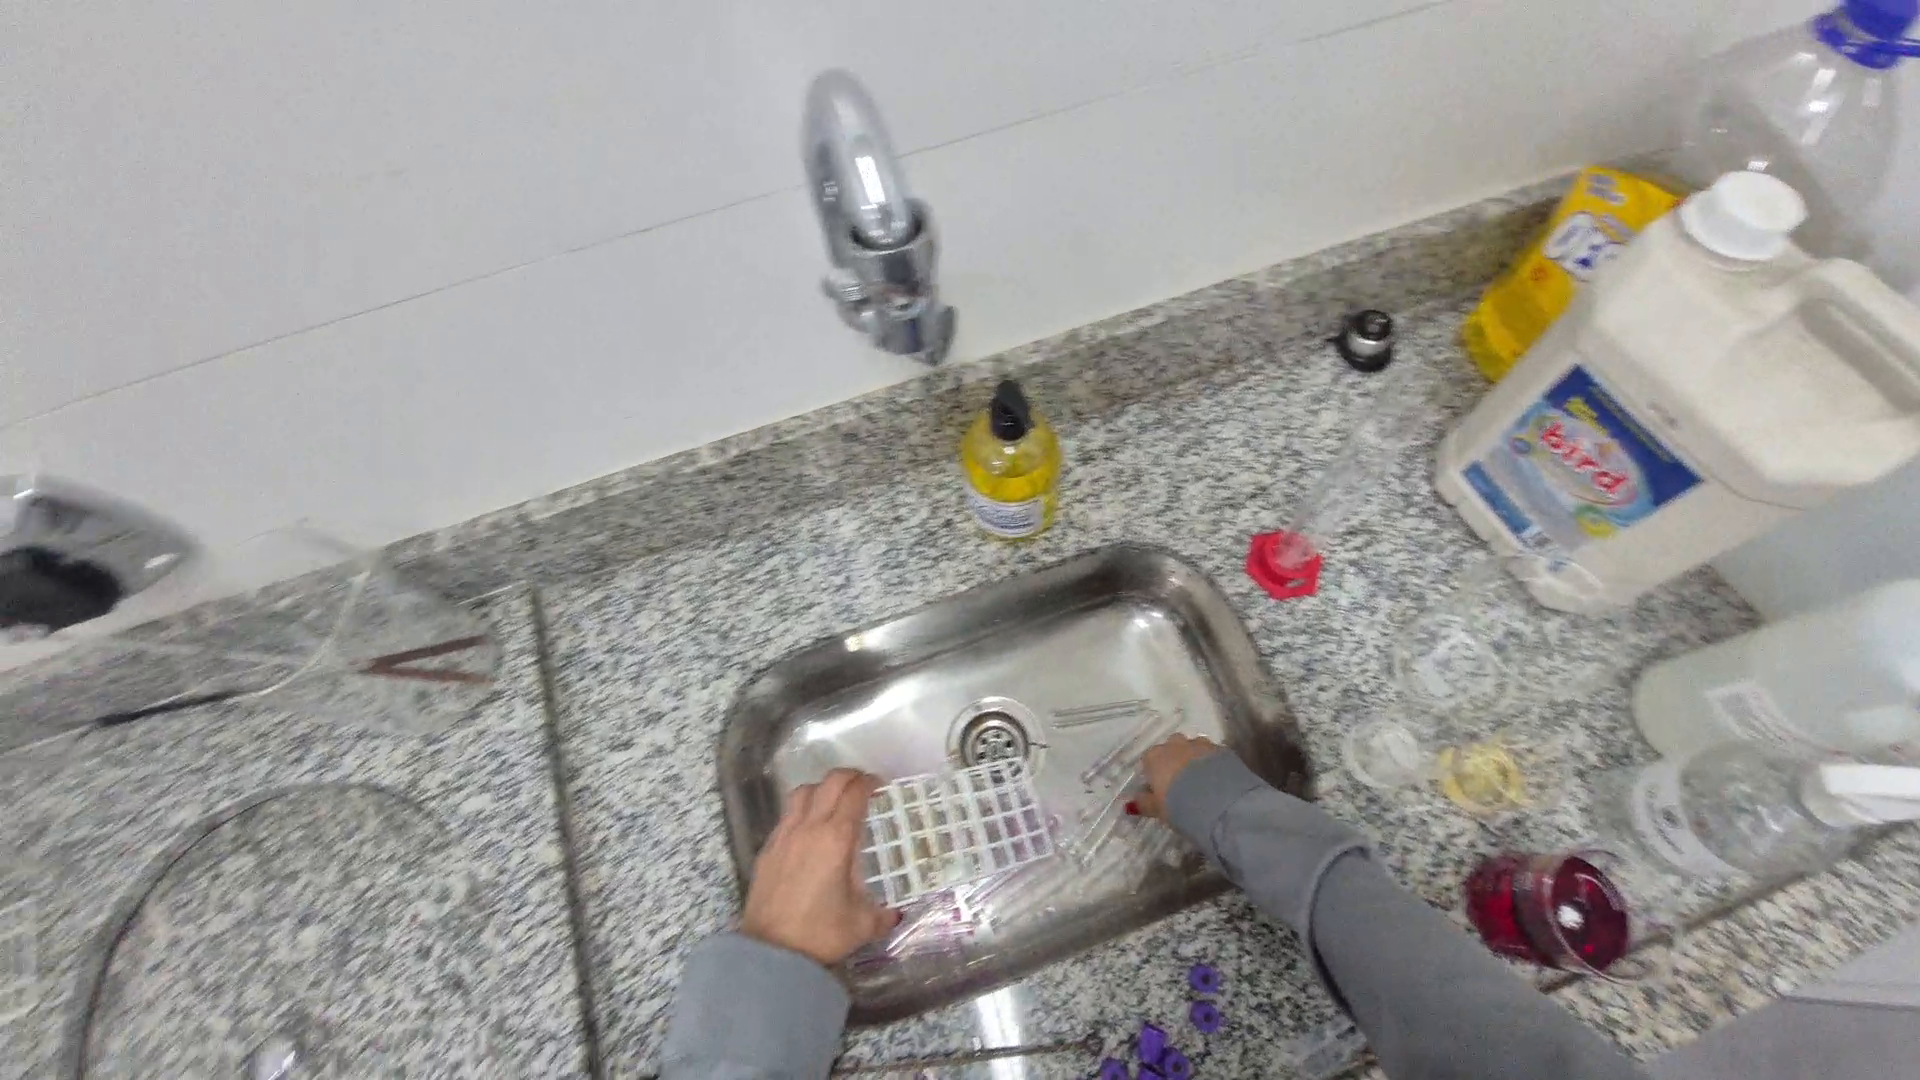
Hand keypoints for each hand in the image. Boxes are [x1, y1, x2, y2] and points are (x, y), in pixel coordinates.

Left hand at [741, 768, 900, 965]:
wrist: (770, 953)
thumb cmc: (820, 934)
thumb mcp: (862, 925)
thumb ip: (883, 915)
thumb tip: (896, 914)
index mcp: (837, 838)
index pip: (855, 794)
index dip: (869, 783)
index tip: (879, 785)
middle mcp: (810, 827)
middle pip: (830, 782)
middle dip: (849, 776)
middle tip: (861, 784)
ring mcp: (785, 835)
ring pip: (803, 792)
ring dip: (822, 787)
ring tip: (833, 799)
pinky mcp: (768, 848)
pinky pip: (787, 814)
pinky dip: (802, 809)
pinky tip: (808, 828)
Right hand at [1133, 733, 1222, 820]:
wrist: (1219, 803)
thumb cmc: (1179, 805)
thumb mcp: (1158, 810)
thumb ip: (1144, 803)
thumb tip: (1130, 804)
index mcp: (1155, 757)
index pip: (1149, 760)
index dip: (1155, 774)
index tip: (1161, 789)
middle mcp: (1175, 745)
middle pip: (1172, 747)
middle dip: (1175, 760)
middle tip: (1182, 783)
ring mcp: (1200, 745)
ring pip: (1194, 747)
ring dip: (1195, 759)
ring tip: (1202, 781)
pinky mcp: (1223, 750)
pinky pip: (1214, 754)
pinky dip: (1214, 763)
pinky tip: (1219, 780)